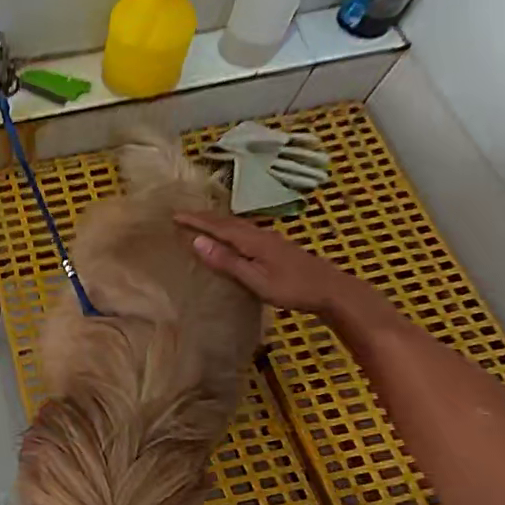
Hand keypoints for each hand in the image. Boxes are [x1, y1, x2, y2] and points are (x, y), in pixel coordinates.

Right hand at [176, 212, 374, 315]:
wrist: (329, 290)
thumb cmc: (292, 289)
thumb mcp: (256, 280)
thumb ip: (227, 262)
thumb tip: (198, 242)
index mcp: (253, 240)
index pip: (218, 226)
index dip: (196, 221)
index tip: (175, 215)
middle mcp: (261, 234)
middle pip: (228, 221)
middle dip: (204, 218)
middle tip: (183, 215)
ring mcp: (272, 239)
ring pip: (238, 225)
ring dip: (218, 223)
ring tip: (202, 223)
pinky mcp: (278, 248)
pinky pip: (247, 232)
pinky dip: (231, 231)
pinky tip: (233, 238)